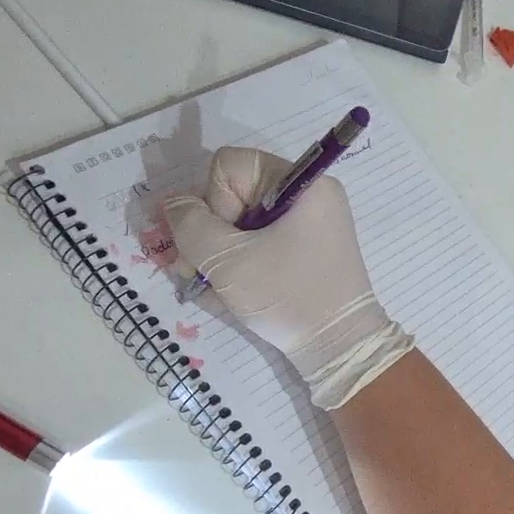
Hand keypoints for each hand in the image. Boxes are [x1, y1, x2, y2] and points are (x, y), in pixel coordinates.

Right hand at [163, 146, 413, 408]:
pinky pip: (260, 246)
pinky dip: (241, 265)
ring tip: (216, 288)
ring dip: (220, 254)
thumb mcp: (228, 261)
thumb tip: (174, 205)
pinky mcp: (305, 254)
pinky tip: (230, 294)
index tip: (227, 241)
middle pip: (234, 195)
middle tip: (202, 271)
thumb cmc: (288, 297)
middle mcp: (308, 197)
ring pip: (243, 225)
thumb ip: (190, 226)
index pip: (231, 166)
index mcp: (302, 183)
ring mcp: (309, 227)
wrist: (339, 347)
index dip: (215, 201)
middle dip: (211, 233)